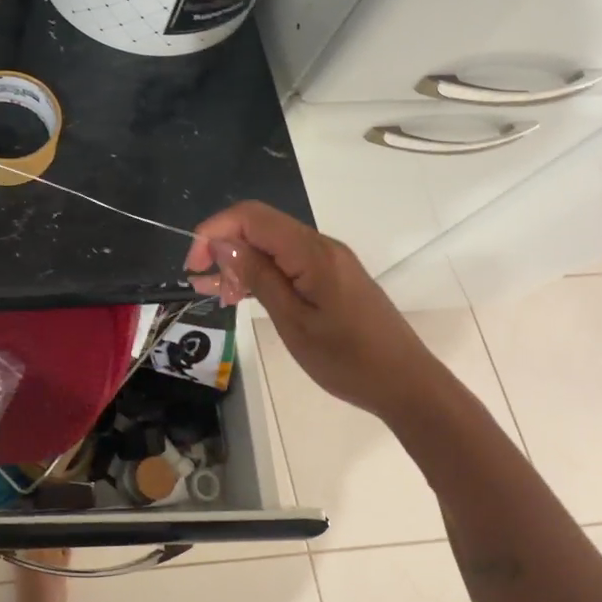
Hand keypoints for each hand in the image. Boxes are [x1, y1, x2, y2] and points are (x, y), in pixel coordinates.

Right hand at [186, 201, 443, 417]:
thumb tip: (222, 243)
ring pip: (271, 244)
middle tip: (203, 285)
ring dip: (240, 262)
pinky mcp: (332, 277)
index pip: (252, 216)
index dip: (215, 230)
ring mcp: (329, 260)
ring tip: (219, 296)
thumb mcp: (293, 322)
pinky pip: (287, 260)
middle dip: (223, 246)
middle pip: (260, 225)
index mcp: (312, 252)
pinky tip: (245, 296)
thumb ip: (258, 277)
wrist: (407, 385)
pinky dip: (261, 272)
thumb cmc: (348, 359)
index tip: (194, 264)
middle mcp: (321, 246)